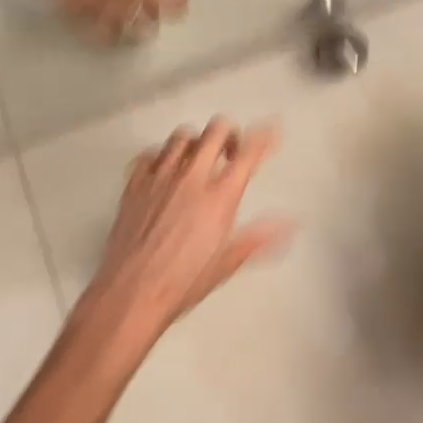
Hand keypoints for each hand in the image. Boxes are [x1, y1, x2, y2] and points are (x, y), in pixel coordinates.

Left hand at [84, 119, 293, 332]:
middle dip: (230, 134)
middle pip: (216, 131)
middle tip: (233, 152)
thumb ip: (261, 238)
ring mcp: (160, 176)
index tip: (272, 132)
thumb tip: (291, 224)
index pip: (249, 153)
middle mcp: (191, 178)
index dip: (264, 137)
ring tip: (200, 159)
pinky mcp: (135, 183)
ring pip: (182, 136)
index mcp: (220, 196)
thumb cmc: (183, 283)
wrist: (131, 291)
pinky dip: (162, 155)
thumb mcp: (228, 263)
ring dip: (196, 142)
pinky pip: (150, 153)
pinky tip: (166, 170)